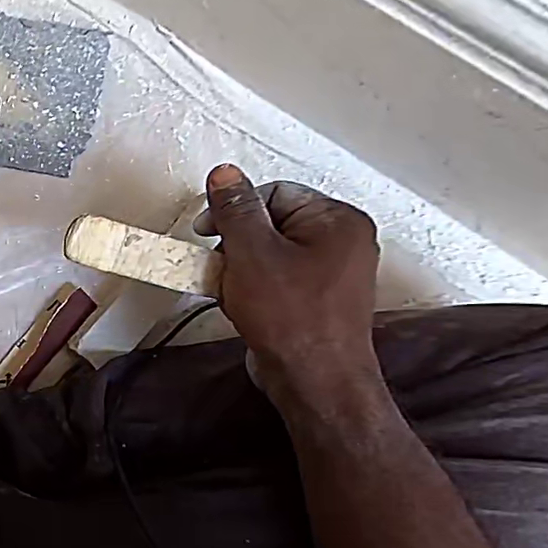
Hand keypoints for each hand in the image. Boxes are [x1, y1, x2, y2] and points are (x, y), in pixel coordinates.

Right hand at [196, 164, 381, 398]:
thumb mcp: (251, 253)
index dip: (233, 211)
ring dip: (236, 265)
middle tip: (219, 266)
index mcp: (337, 220)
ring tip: (229, 288)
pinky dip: (249, 282)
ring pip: (266, 249)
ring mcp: (331, 269)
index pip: (273, 193)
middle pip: (268, 221)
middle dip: (234, 243)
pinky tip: (239, 300)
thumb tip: (225, 172)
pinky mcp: (315, 294)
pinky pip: (273, 273)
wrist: (311, 375)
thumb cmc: (287, 313)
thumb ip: (235, 210)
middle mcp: (342, 239)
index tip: (205, 235)